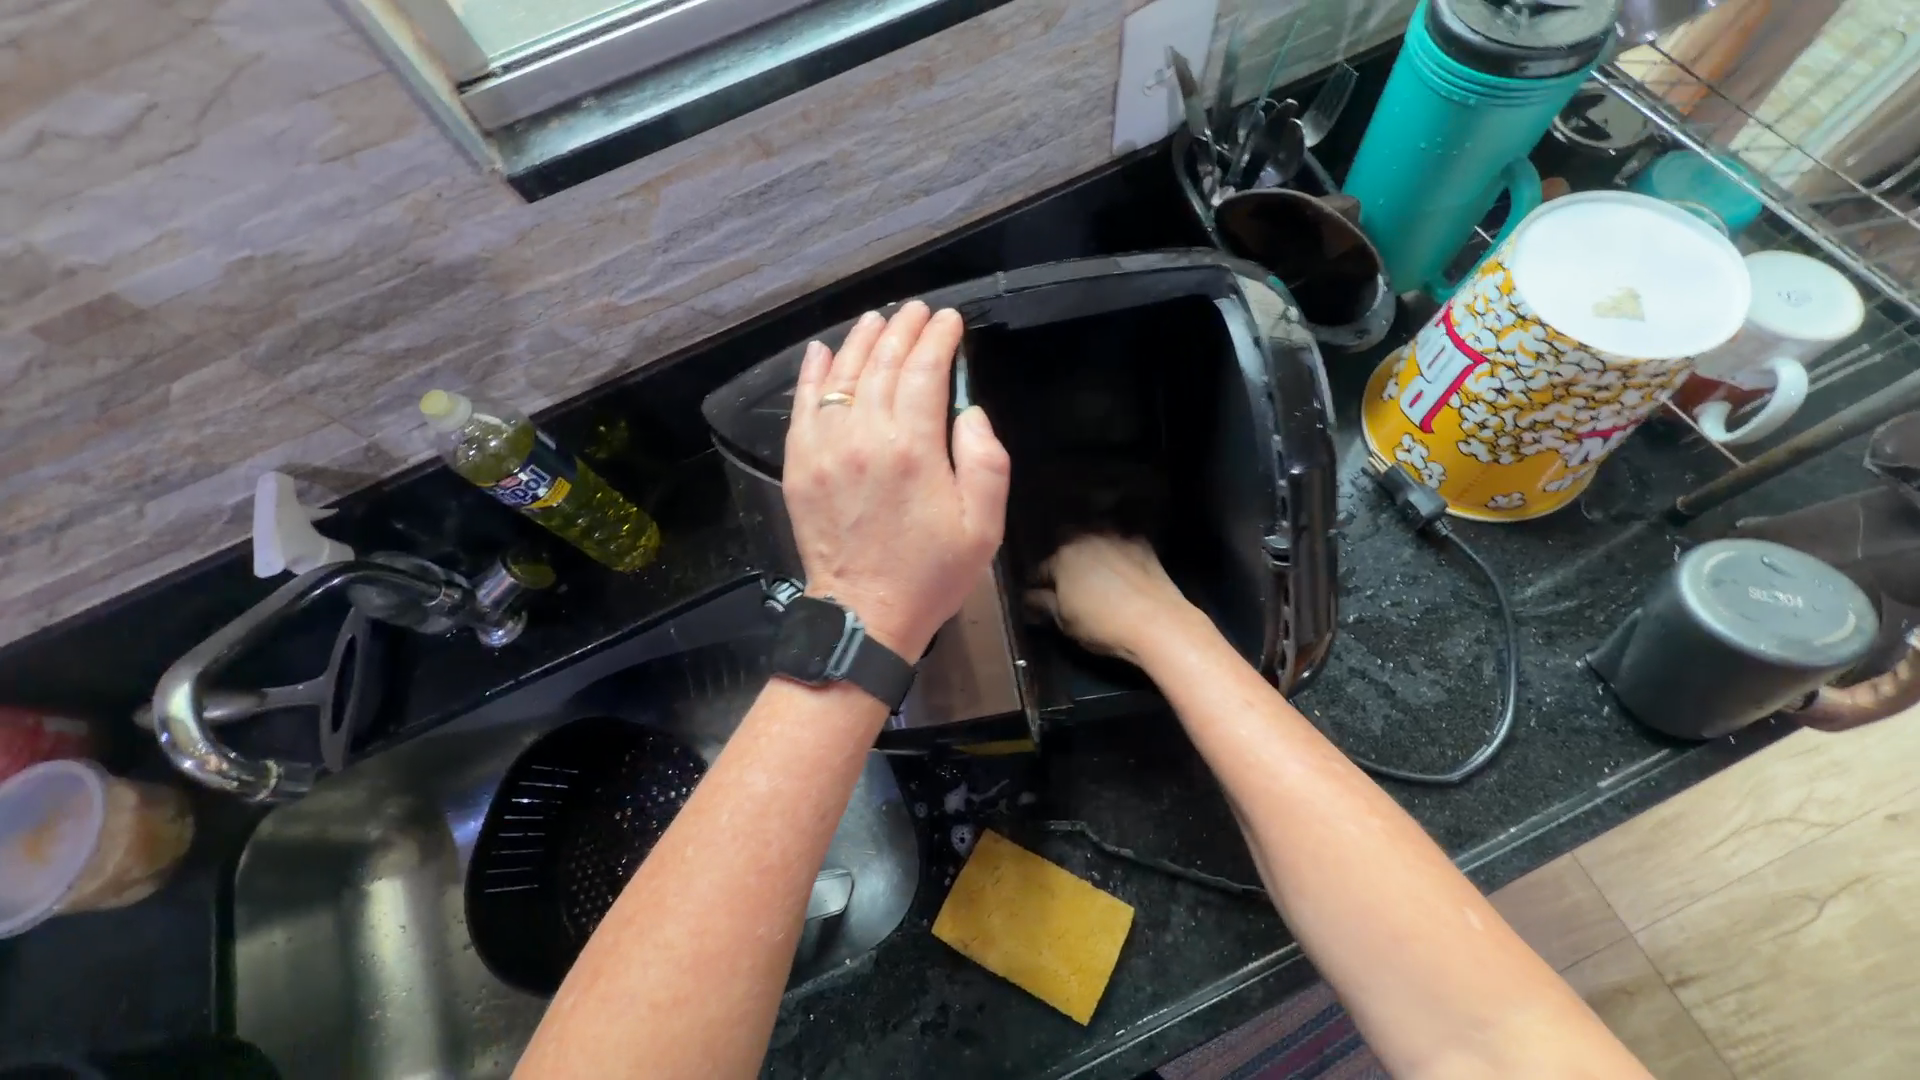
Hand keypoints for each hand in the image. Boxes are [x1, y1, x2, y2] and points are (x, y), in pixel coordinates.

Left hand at [783, 302, 1010, 657]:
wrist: (865, 615)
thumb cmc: (931, 573)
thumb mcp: (983, 526)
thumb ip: (985, 461)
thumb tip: (968, 411)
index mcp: (913, 449)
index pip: (924, 371)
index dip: (938, 339)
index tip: (950, 320)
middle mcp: (864, 437)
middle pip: (882, 365)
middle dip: (903, 330)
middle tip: (918, 312)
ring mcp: (825, 449)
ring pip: (841, 377)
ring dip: (861, 342)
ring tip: (877, 320)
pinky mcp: (800, 466)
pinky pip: (802, 407)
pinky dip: (812, 374)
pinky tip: (822, 352)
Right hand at [1029, 535, 1202, 665]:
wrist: (1158, 622)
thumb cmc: (1103, 624)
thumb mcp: (1065, 622)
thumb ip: (1043, 604)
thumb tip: (1029, 597)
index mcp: (1062, 557)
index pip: (1040, 570)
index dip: (1038, 584)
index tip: (1038, 594)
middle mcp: (1087, 539)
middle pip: (1067, 545)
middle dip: (1063, 559)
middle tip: (1067, 580)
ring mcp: (1117, 538)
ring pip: (1095, 538)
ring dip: (1090, 550)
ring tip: (1094, 570)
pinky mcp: (1142, 544)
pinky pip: (1121, 544)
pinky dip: (1116, 552)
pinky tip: (1121, 567)